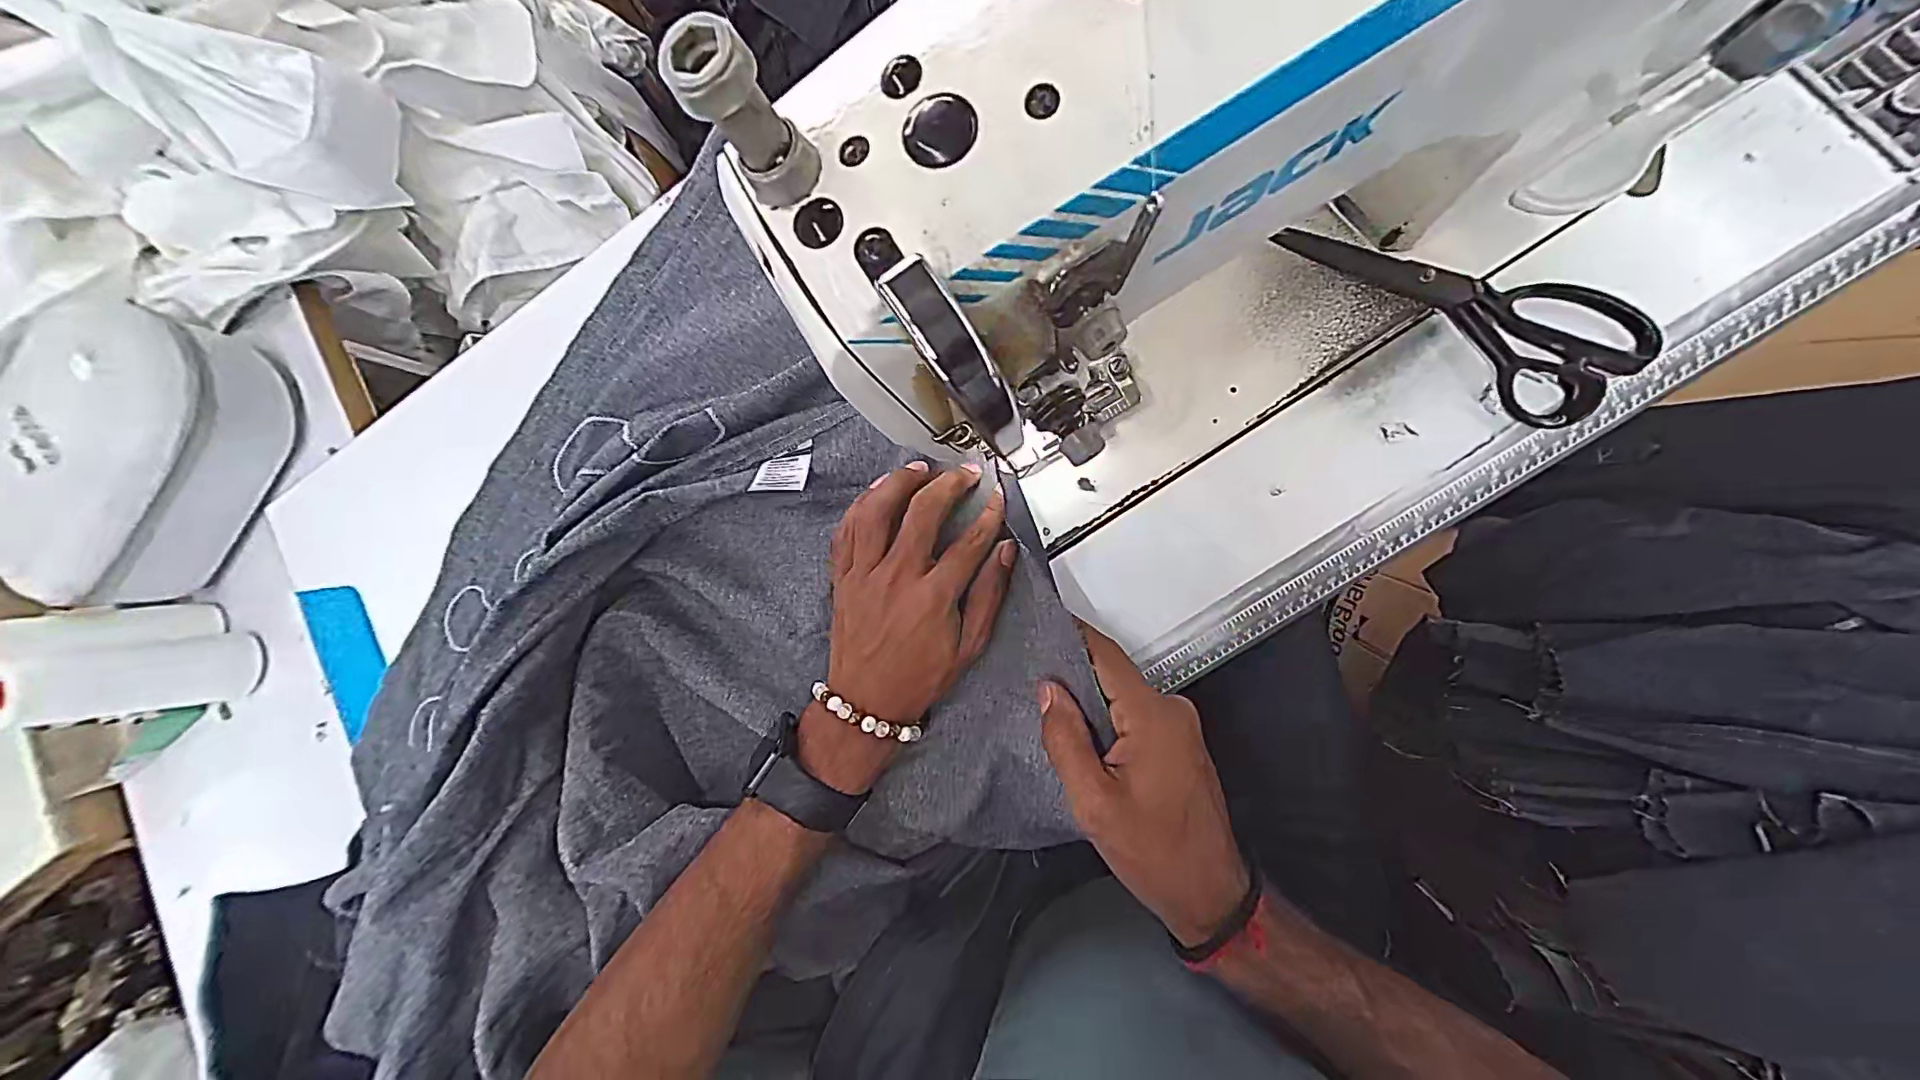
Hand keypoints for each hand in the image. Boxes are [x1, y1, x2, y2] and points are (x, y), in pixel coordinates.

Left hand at [799, 461, 1017, 794]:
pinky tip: (877, 492)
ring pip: (876, 511)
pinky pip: (846, 531)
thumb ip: (989, 596)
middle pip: (923, 513)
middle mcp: (896, 579)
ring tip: (918, 470)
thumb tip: (1003, 554)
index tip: (997, 499)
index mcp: (932, 598)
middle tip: (965, 475)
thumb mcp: (968, 646)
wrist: (867, 702)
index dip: (988, 515)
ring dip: (898, 483)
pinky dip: (861, 505)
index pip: (968, 542)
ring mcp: (864, 575)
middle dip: (949, 485)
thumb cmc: (917, 678)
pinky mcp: (843, 578)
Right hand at [1038, 625, 1251, 946]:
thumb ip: (1066, 739)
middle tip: (1032, 678)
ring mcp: (1180, 724)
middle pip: (1112, 673)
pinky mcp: (1180, 740)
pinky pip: (1135, 713)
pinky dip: (1108, 717)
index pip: (1105, 655)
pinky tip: (1086, 737)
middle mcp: (1172, 709)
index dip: (1071, 635)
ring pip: (1122, 695)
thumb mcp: (1094, 802)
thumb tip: (1048, 689)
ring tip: (1052, 711)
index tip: (1040, 622)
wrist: (1209, 892)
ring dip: (1089, 700)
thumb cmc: (1154, 852)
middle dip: (1073, 673)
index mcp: (1153, 716)